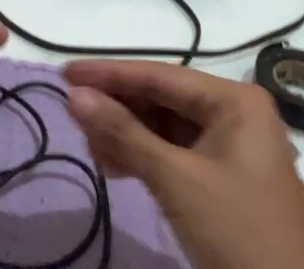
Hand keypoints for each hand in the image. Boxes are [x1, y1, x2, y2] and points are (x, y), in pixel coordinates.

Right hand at [63, 59, 303, 268]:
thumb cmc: (236, 231)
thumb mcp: (176, 180)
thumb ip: (124, 134)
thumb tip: (76, 96)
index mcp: (235, 100)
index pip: (161, 75)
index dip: (110, 73)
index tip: (65, 72)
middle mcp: (238, 113)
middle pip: (165, 99)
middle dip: (119, 108)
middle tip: (72, 114)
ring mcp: (236, 147)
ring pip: (169, 127)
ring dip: (129, 135)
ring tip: (91, 147)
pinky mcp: (229, 177)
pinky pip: (179, 153)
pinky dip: (147, 158)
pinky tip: (116, 166)